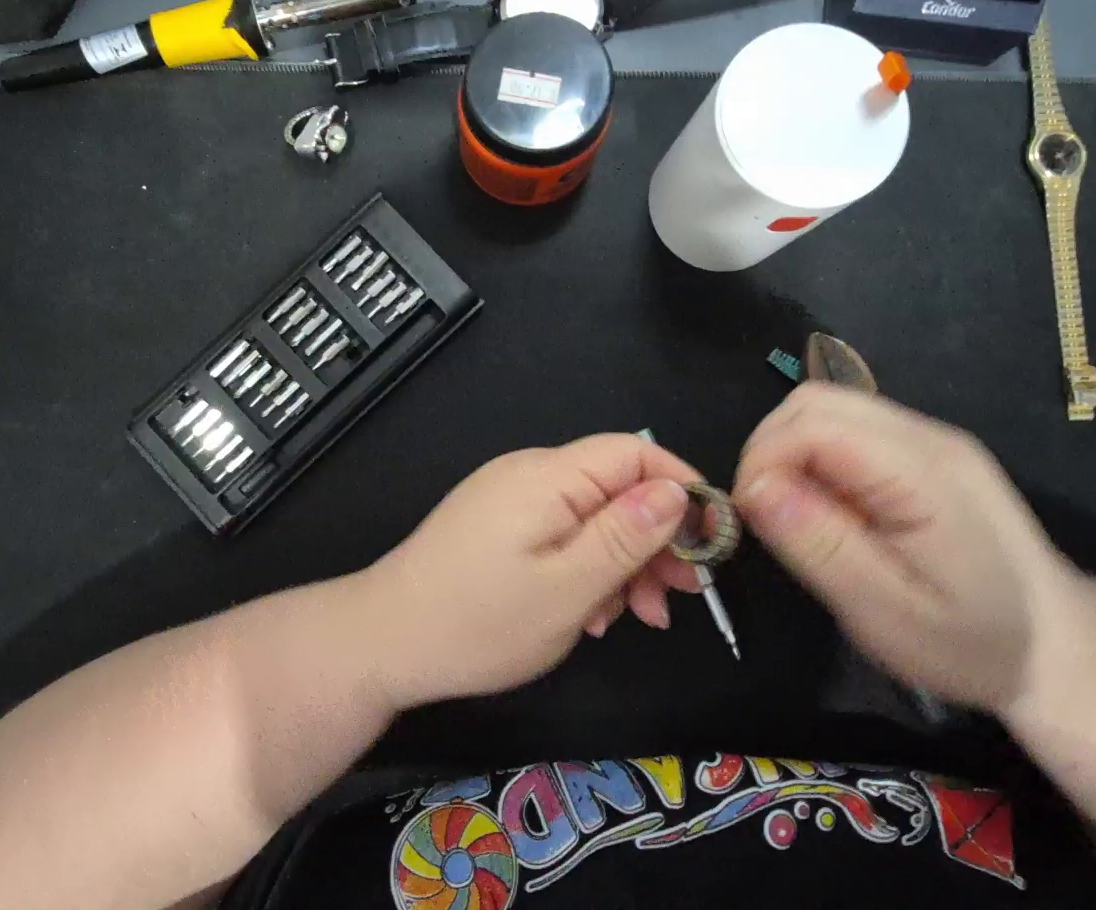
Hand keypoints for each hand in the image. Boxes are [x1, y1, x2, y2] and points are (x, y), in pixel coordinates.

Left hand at [354, 435, 704, 709]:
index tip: (710, 543)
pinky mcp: (498, 527)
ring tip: (637, 617)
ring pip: (592, 517)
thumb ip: (626, 535)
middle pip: (615, 487)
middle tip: (681, 596)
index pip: (634, 453)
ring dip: (624, 562)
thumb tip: (678, 489)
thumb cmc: (480, 621)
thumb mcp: (569, 587)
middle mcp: (529, 475)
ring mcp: (510, 501)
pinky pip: (561, 535)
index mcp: (548, 476)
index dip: (681, 489)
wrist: (384, 642)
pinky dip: (587, 569)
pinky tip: (592, 615)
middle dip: (655, 538)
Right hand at [733, 383, 1083, 713]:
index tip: (751, 521)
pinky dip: (813, 459)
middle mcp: (927, 437)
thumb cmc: (974, 644)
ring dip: (787, 453)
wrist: (1062, 650)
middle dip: (768, 451)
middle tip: (763, 516)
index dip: (763, 462)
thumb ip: (821, 546)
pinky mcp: (925, 453)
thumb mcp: (888, 614)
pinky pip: (847, 430)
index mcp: (924, 471)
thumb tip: (754, 489)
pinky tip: (826, 510)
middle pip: (814, 402)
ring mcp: (930, 440)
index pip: (812, 422)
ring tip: (792, 516)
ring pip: (826, 409)